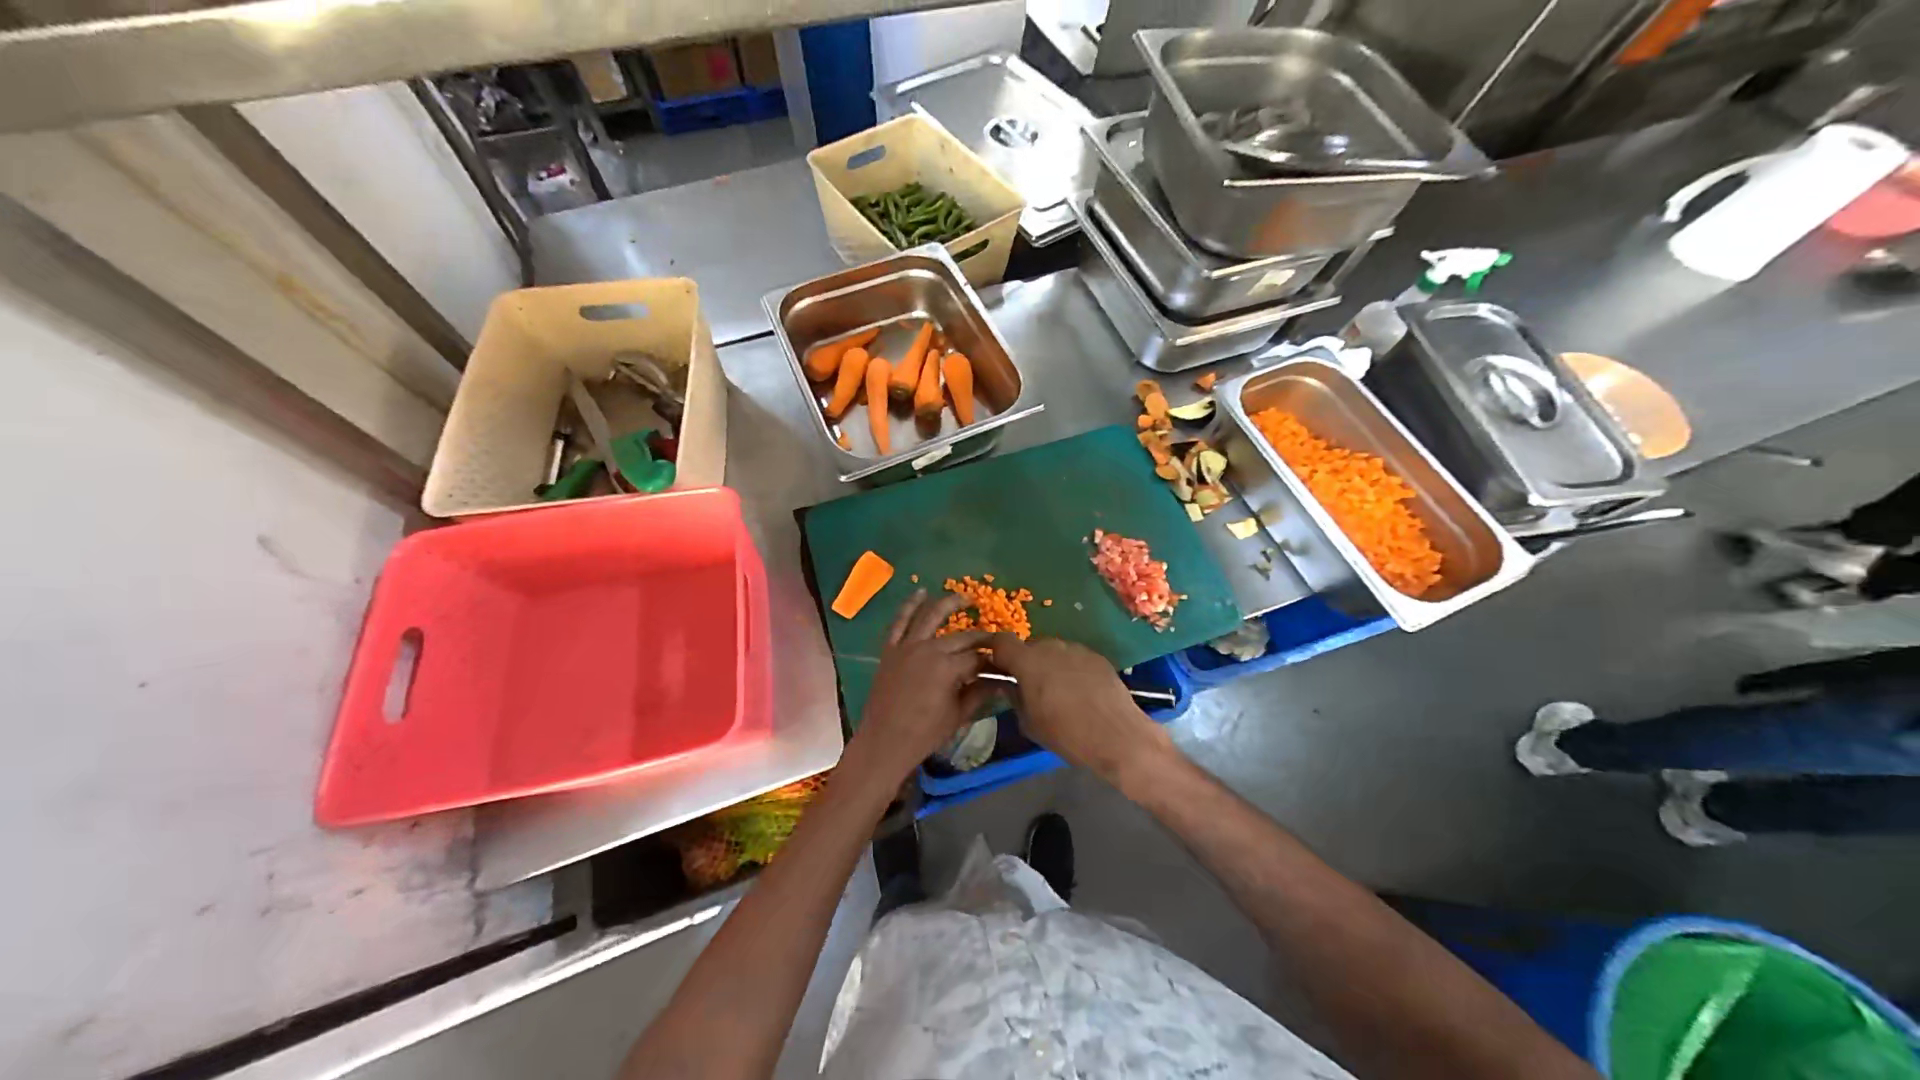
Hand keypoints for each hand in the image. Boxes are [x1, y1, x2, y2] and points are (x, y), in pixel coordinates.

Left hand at [848, 591, 996, 782]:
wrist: (884, 741)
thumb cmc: (924, 734)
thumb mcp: (958, 715)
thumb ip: (980, 693)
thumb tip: (1002, 680)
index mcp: (948, 667)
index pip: (978, 657)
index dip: (993, 661)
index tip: (1003, 663)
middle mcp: (929, 649)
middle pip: (961, 637)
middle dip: (980, 636)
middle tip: (994, 638)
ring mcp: (907, 646)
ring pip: (931, 616)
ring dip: (949, 603)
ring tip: (965, 597)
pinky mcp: (891, 649)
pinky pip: (900, 621)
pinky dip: (910, 605)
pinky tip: (922, 592)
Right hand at [988, 635, 1173, 784]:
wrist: (1117, 736)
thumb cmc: (1066, 733)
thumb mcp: (1029, 723)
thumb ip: (1014, 698)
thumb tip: (1009, 686)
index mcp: (1028, 661)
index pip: (1001, 642)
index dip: (995, 652)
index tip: (997, 669)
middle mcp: (1051, 647)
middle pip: (1029, 647)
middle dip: (1025, 662)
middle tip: (1029, 687)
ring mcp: (1077, 649)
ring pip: (1053, 651)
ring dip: (1049, 665)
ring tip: (1057, 692)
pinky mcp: (1097, 657)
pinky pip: (1074, 658)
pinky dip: (1070, 669)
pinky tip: (1080, 692)